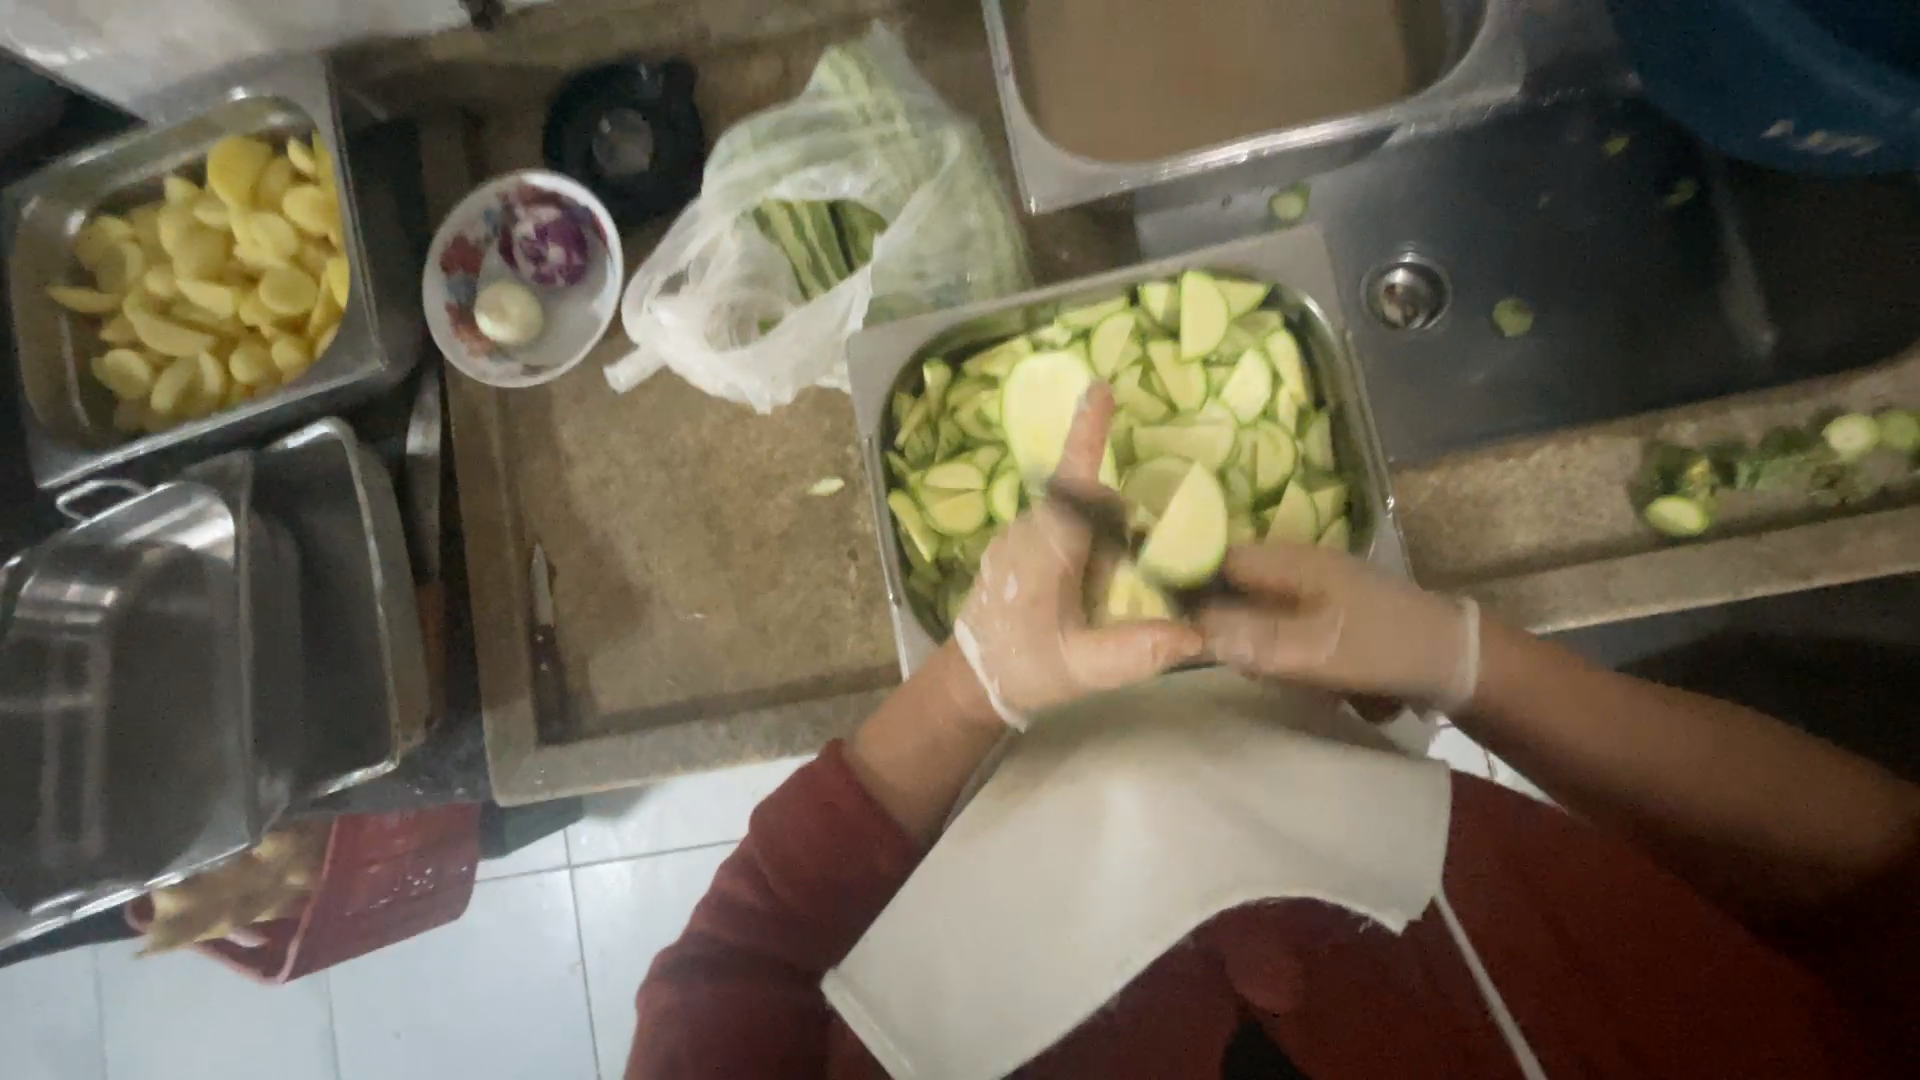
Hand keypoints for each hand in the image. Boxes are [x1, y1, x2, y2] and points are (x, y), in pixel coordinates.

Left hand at [955, 385, 1205, 729]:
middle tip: (1122, 589)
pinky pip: (1059, 531)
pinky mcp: (1013, 547)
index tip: (1100, 390)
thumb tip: (1197, 633)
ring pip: (1074, 519)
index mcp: (1044, 549)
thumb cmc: (1022, 669)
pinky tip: (1079, 597)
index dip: (1086, 435)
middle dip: (1118, 532)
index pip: (1072, 483)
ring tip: (1094, 604)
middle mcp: (1026, 531)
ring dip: (1100, 548)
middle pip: (1088, 504)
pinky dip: (1082, 552)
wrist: (970, 680)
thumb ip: (1136, 651)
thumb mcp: (1082, 669)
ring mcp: (1014, 537)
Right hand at [1196, 544, 1479, 710]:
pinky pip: (1286, 623)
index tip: (1177, 622)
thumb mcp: (1318, 650)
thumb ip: (1255, 639)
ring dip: (1256, 639)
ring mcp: (1317, 586)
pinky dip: (1282, 647)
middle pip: (1237, 585)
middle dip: (1227, 622)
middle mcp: (1299, 565)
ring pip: (1260, 607)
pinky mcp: (1331, 610)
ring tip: (1269, 671)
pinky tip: (1296, 672)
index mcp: (1292, 562)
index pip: (1222, 561)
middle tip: (1228, 659)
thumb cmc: (1386, 647)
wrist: (1462, 662)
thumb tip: (1194, 631)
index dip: (1194, 585)